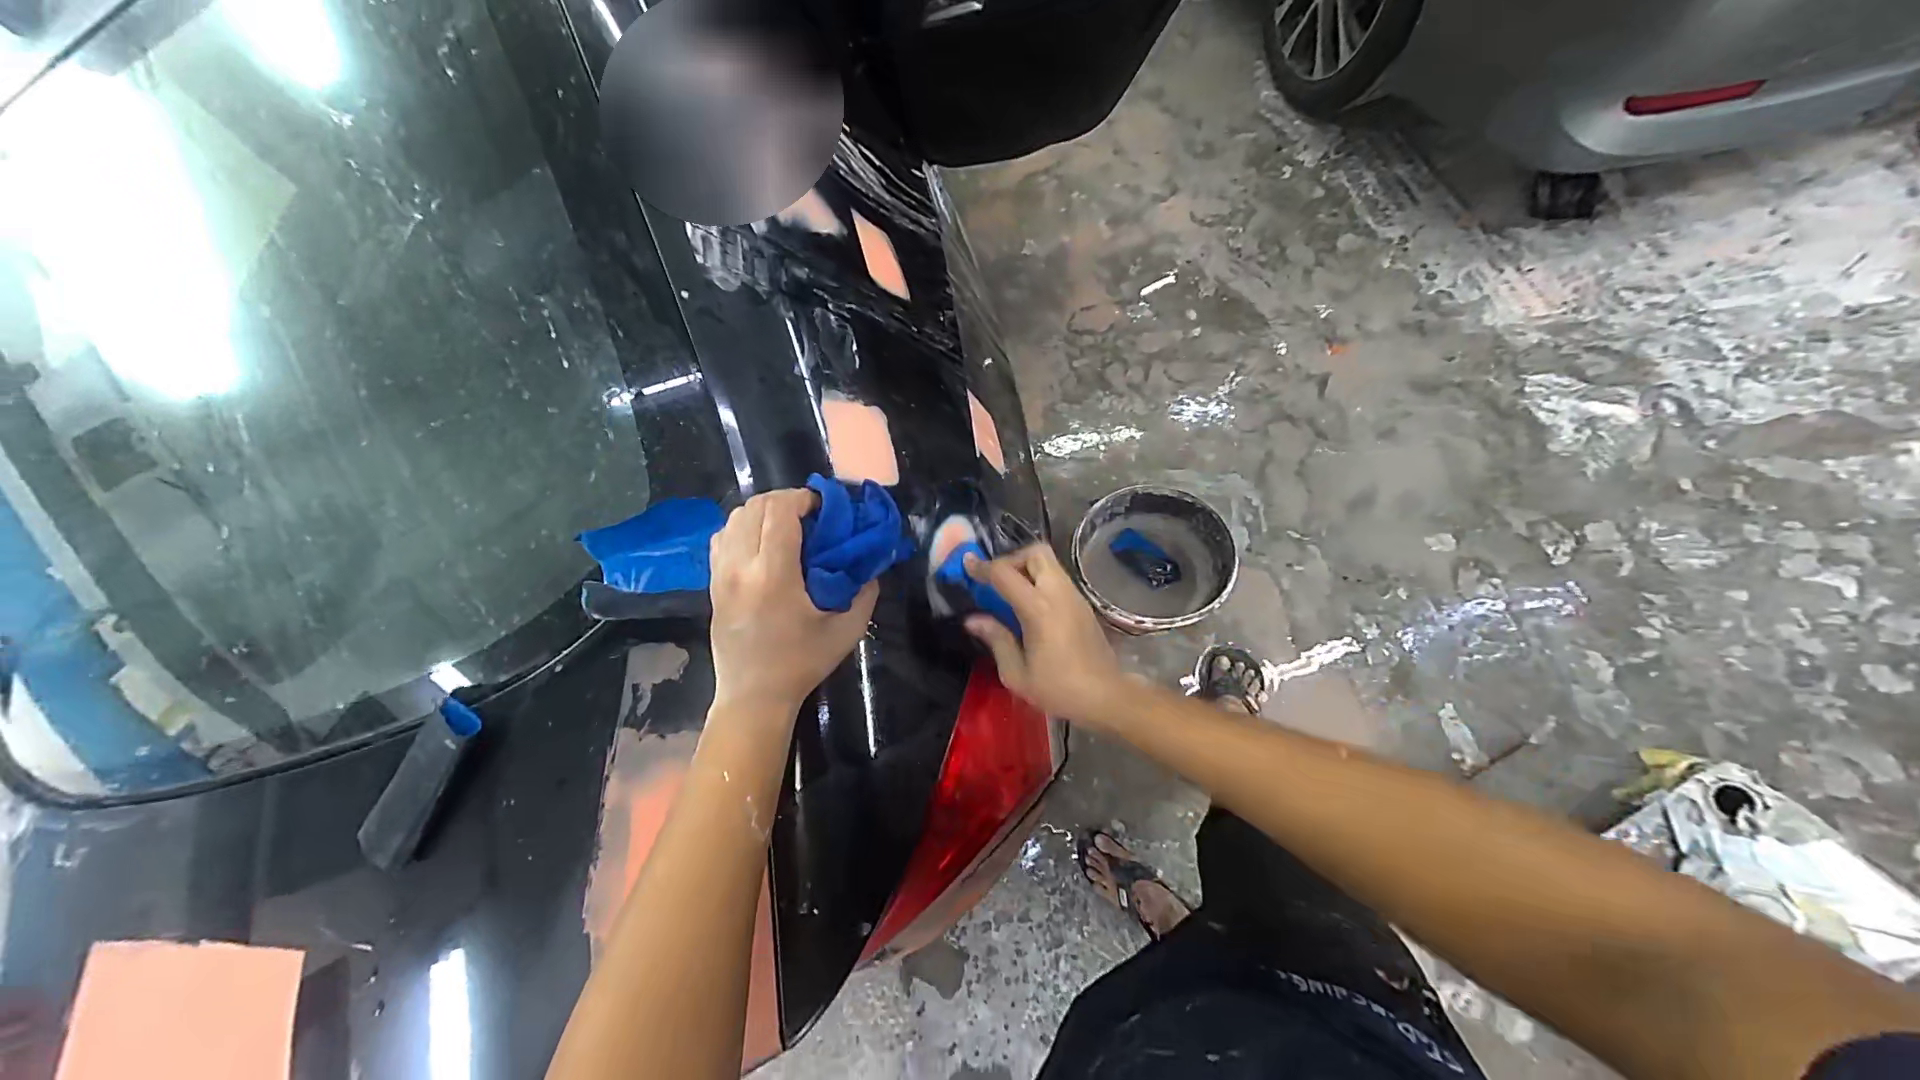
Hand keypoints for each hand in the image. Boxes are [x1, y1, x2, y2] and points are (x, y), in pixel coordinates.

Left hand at [708, 489, 878, 721]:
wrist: (753, 695)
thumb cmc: (801, 664)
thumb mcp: (845, 631)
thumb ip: (864, 593)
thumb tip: (871, 565)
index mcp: (773, 575)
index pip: (780, 512)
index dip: (803, 498)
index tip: (823, 506)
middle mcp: (740, 567)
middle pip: (755, 507)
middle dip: (784, 499)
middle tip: (809, 513)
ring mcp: (721, 574)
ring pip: (734, 517)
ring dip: (763, 511)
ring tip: (787, 524)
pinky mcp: (712, 583)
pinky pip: (723, 536)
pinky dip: (743, 527)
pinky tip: (762, 542)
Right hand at [963, 544, 1131, 725]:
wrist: (1106, 697)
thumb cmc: (1059, 689)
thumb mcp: (1017, 673)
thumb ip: (996, 640)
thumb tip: (973, 620)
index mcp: (1039, 609)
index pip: (1005, 574)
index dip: (983, 567)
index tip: (966, 565)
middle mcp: (1059, 593)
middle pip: (1036, 553)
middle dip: (1011, 559)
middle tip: (996, 581)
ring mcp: (1075, 596)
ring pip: (1049, 563)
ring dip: (1026, 569)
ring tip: (1010, 594)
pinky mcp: (1083, 604)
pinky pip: (1057, 578)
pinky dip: (1039, 580)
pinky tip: (1030, 606)